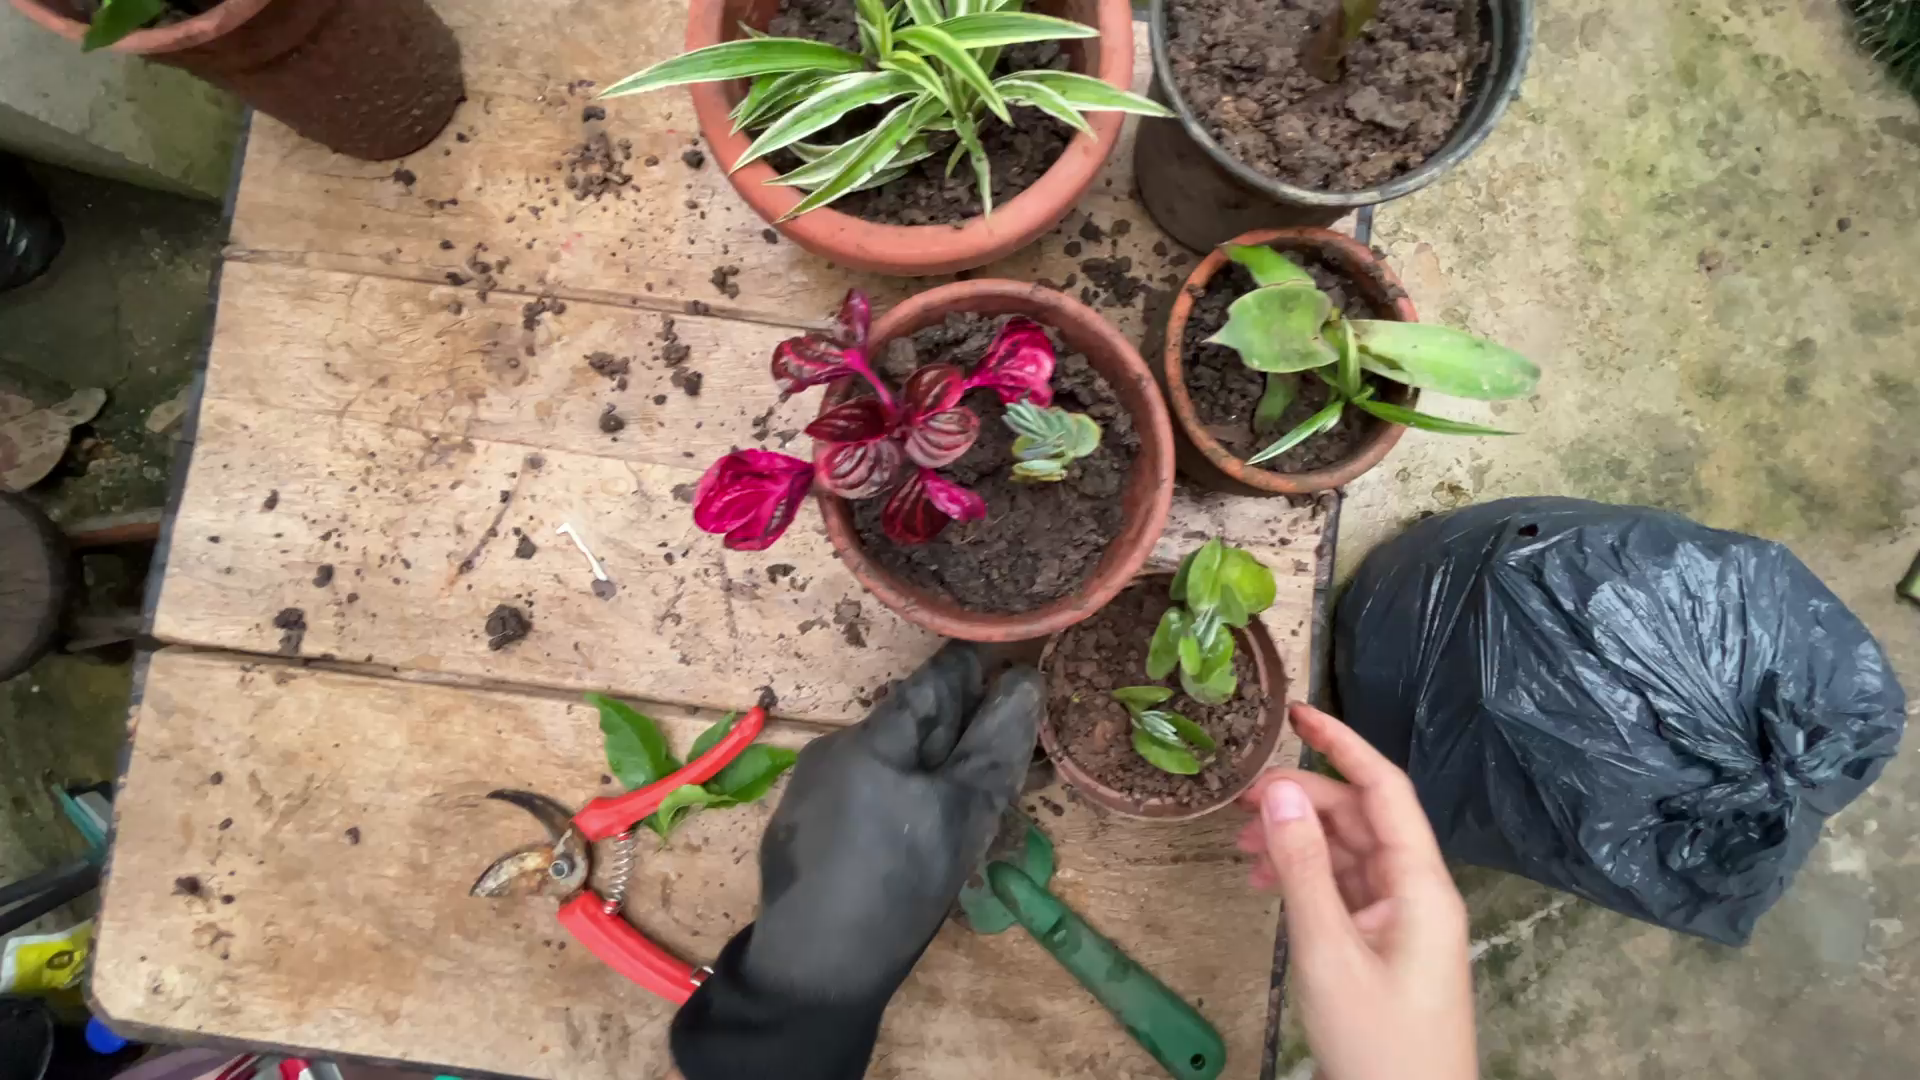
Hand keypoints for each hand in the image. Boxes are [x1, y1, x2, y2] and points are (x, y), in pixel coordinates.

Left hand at [745, 642, 1042, 999]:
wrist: (812, 973)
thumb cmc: (897, 889)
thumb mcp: (961, 817)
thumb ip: (994, 745)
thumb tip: (1025, 680)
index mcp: (873, 735)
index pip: (935, 679)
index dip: (978, 670)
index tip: (1016, 667)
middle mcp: (838, 745)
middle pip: (912, 716)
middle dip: (960, 720)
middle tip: (1005, 732)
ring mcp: (815, 782)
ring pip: (891, 753)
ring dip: (932, 758)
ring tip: (968, 785)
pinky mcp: (806, 817)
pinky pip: (865, 785)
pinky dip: (900, 788)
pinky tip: (917, 822)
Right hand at [1236, 704, 1474, 1079]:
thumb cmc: (1376, 1041)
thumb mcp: (1326, 948)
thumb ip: (1301, 864)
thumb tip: (1275, 788)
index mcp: (1419, 883)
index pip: (1382, 788)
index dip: (1342, 743)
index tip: (1295, 712)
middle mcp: (1412, 887)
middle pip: (1354, 815)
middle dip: (1297, 799)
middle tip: (1238, 801)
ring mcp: (1395, 913)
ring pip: (1339, 847)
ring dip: (1291, 836)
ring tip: (1240, 844)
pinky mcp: (1376, 936)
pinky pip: (1334, 881)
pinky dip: (1296, 871)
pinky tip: (1259, 880)